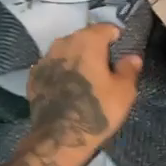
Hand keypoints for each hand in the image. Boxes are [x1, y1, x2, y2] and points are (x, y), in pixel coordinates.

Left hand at [26, 24, 142, 148]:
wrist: (59, 136)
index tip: (122, 52)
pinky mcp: (33, 75)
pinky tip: (67, 88)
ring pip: (66, 51)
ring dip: (76, 59)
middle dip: (95, 48)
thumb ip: (129, 69)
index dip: (116, 38)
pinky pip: (53, 66)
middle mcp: (63, 42)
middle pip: (84, 38)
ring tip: (86, 78)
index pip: (105, 28)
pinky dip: (61, 72)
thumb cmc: (97, 110)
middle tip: (105, 68)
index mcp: (87, 40)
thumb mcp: (124, 91)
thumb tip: (132, 57)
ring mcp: (45, 58)